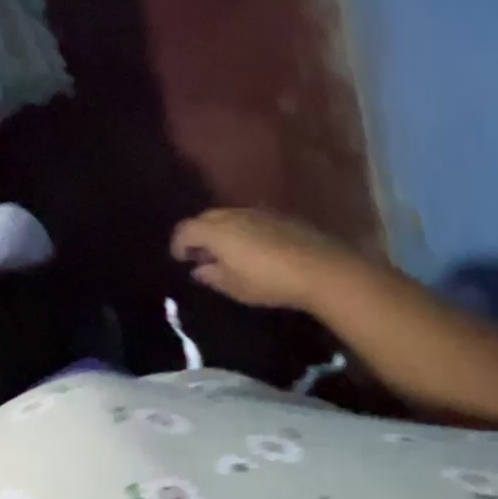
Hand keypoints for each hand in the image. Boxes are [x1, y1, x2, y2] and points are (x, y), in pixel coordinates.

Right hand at [170, 208, 336, 308]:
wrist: (320, 268)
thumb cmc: (269, 280)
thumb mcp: (234, 286)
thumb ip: (211, 275)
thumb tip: (199, 269)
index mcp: (216, 230)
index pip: (185, 230)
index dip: (178, 244)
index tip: (180, 260)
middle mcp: (232, 214)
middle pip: (205, 218)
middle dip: (198, 235)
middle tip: (200, 256)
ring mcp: (256, 212)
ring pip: (227, 216)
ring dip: (220, 231)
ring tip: (225, 254)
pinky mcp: (277, 216)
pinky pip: (248, 219)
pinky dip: (240, 230)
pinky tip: (251, 250)